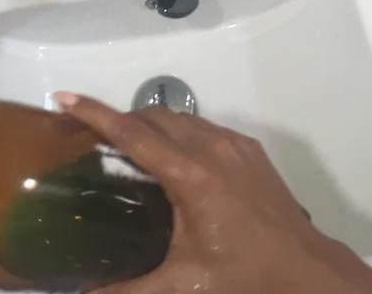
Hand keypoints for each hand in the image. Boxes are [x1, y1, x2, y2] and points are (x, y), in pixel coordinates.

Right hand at [55, 93, 371, 293]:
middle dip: (119, 118)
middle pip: (153, 116)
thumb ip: (127, 290)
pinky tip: (174, 159)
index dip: (95, 113)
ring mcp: (233, 142)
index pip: (132, 133)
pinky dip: (179, 132)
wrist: (306, 270)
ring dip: (150, 124)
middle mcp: (210, 146)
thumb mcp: (182, 287)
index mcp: (189, 174)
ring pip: (180, 118)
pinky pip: (203, 127)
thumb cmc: (242, 276)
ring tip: (128, 146)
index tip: (65, 97)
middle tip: (91, 134)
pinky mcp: (249, 148)